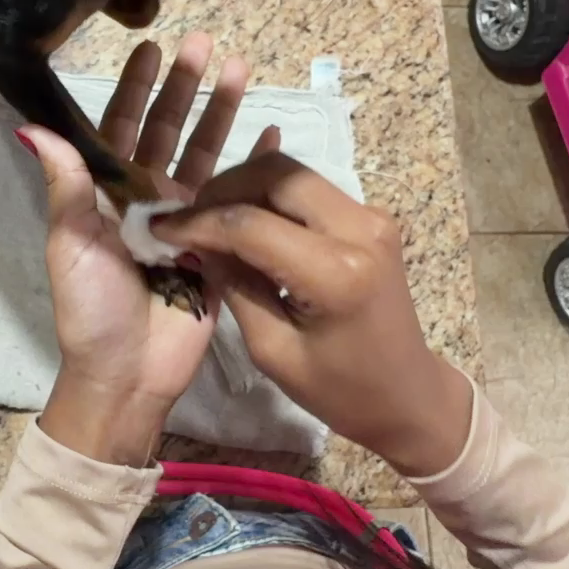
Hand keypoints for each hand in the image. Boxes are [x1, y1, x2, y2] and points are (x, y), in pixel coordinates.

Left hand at [24, 33, 273, 464]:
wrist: (128, 372)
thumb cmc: (91, 308)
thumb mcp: (70, 244)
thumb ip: (66, 185)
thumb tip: (32, 126)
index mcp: (106, 195)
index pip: (120, 128)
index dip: (134, 89)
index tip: (150, 49)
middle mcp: (145, 198)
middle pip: (166, 131)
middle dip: (183, 87)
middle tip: (204, 43)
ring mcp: (184, 220)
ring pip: (203, 155)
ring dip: (219, 114)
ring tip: (238, 70)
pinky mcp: (216, 244)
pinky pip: (236, 197)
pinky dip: (252, 165)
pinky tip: (269, 134)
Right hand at [149, 153, 474, 476]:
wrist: (409, 396)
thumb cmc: (340, 389)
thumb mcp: (272, 349)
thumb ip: (233, 285)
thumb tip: (194, 240)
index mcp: (336, 273)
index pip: (250, 224)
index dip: (197, 222)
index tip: (159, 227)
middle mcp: (360, 228)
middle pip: (276, 174)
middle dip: (222, 189)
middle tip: (189, 218)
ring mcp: (371, 216)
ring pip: (292, 173)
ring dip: (245, 187)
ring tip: (211, 219)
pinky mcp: (370, 216)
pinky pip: (308, 188)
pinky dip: (269, 195)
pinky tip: (244, 218)